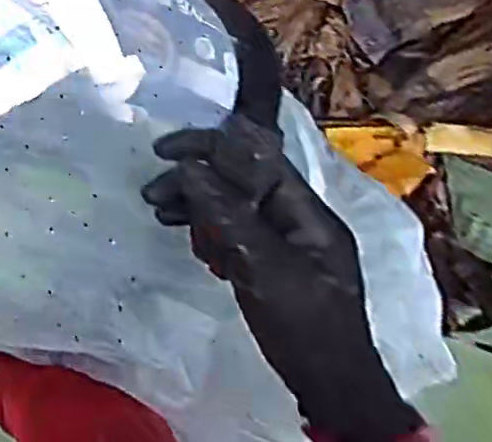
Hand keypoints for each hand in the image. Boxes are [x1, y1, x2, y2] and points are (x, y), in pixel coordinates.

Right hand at [145, 0, 422, 441]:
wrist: (334, 386)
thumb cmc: (307, 324)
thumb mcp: (268, 272)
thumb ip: (227, 214)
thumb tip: (184, 166)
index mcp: (304, 200)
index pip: (257, 141)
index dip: (220, 113)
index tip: (176, 104)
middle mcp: (291, 199)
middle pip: (233, 160)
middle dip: (192, 165)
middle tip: (156, 182)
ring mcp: (274, 219)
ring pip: (220, 183)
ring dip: (188, 192)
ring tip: (161, 213)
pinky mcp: (257, 238)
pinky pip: (218, 208)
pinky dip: (194, 211)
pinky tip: (177, 226)